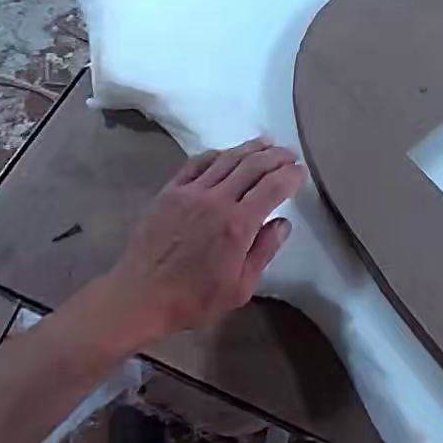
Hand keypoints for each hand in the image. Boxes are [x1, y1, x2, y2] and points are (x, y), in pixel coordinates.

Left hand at [92, 138, 303, 346]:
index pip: (273, 187)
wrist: (140, 296)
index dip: (291, 175)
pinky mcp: (170, 191)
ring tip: (266, 143)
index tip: (301, 171)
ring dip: (250, 148)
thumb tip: (283, 223)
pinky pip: (198, 163)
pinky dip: (217, 154)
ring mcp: (191, 192)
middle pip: (253, 165)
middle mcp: (217, 200)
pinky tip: (227, 153)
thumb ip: (264, 251)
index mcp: (238, 225)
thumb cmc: (194, 299)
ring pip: (227, 159)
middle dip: (276, 156)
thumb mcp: (240, 288)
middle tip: (289, 154)